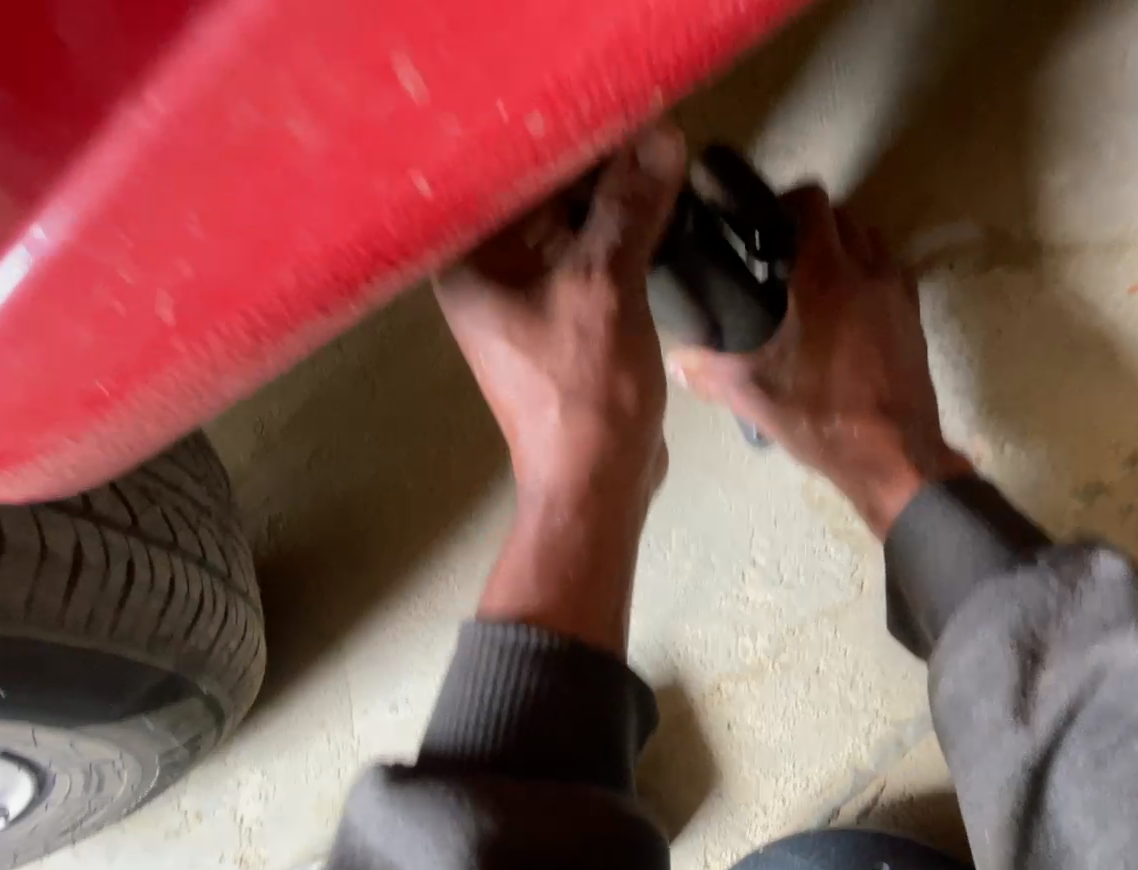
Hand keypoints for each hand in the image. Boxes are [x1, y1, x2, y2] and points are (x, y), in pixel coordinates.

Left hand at [435, 124, 687, 512]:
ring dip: (615, 213)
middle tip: (651, 141)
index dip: (568, 143)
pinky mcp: (566, 332)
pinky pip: (591, 273)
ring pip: (572, 239)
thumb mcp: (606, 290)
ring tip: (662, 173)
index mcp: (473, 262)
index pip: (514, 177)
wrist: (596, 484)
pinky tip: (659, 227)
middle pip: (543, 205)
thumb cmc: (586, 391)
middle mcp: (491, 279)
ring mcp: (529, 308)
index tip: (620, 117)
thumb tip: (664, 137)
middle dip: (598, 176)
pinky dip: (621, 250)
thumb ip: (630, 212)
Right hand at [672, 188, 970, 535]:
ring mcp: (898, 295)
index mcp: (826, 277)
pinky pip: (893, 275)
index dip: (785, 202)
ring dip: (847, 247)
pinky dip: (871, 276)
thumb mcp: (757, 395)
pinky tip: (850, 311)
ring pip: (874, 243)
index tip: (763, 223)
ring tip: (818, 279)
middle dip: (814, 226)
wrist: (894, 456)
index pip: (812, 203)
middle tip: (783, 255)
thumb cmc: (824, 418)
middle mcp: (868, 273)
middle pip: (844, 219)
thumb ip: (710, 371)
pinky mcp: (915, 320)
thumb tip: (674, 361)